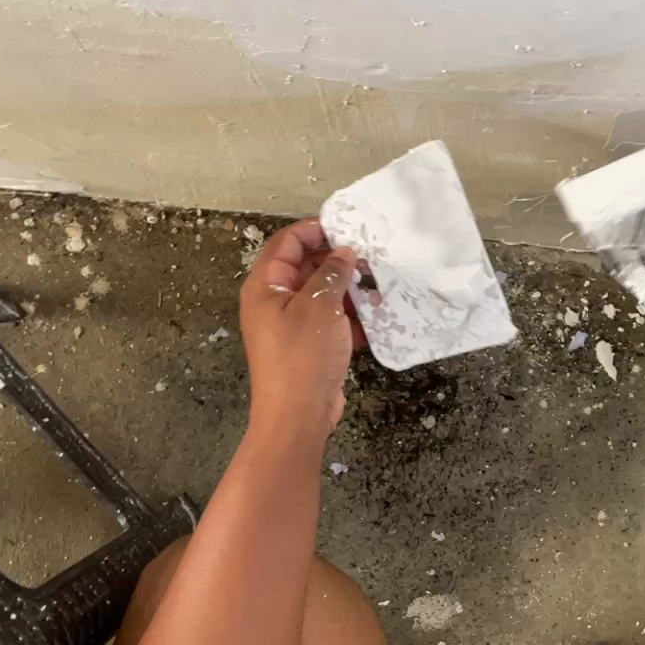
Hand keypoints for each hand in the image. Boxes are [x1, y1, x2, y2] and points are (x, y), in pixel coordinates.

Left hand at [239, 219, 362, 441]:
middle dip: (337, 260)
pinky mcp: (309, 346)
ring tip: (379, 285)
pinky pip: (330, 320)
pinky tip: (376, 316)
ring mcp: (291, 325)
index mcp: (266, 285)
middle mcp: (274, 301)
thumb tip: (343, 253)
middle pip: (305, 266)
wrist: (297, 417)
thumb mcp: (320, 306)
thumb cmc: (302, 357)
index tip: (349, 227)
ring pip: (322, 294)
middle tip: (371, 256)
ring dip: (349, 289)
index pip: (287, 242)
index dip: (315, 229)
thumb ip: (332, 273)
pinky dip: (350, 316)